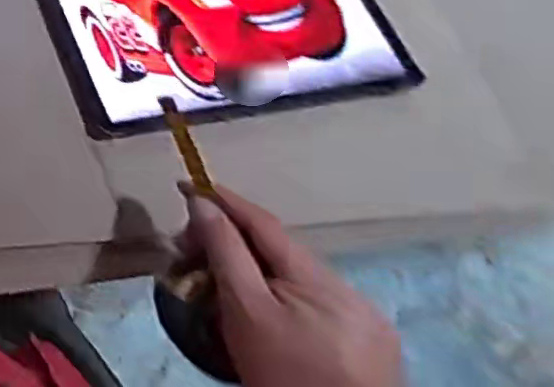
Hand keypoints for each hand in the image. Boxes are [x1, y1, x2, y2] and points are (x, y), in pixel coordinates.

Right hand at [181, 184, 403, 386]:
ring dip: (250, 266)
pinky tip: (255, 303)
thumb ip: (224, 249)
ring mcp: (367, 324)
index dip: (222, 200)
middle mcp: (354, 296)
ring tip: (216, 277)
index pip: (264, 224)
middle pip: (279, 249)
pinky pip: (310, 299)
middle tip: (188, 249)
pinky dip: (274, 290)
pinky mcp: (369, 348)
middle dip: (230, 240)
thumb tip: (202, 203)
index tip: (184, 185)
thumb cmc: (284, 373)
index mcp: (326, 284)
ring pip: (293, 274)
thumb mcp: (244, 308)